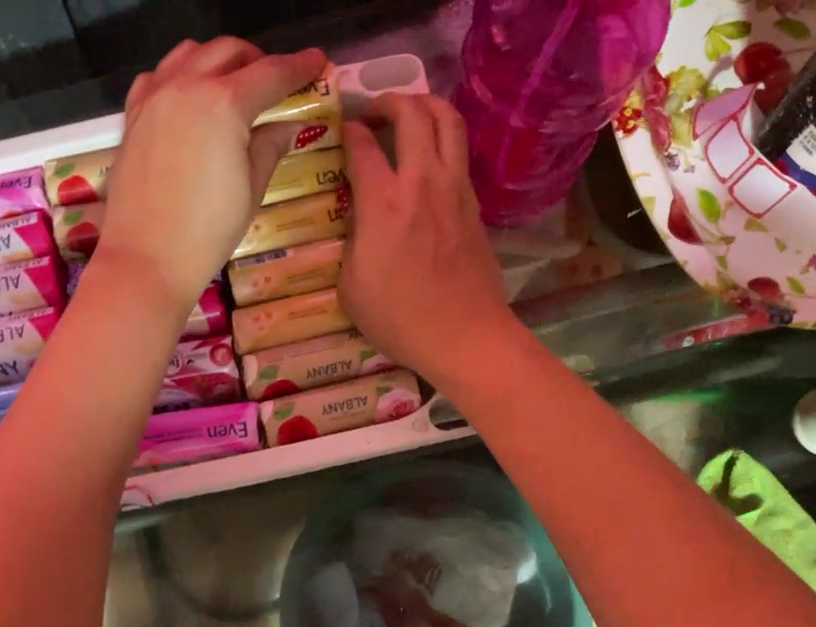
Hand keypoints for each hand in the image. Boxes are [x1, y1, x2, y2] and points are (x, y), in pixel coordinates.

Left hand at [97, 39, 326, 307]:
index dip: (299, 67)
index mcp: (225, 104)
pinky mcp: (133, 116)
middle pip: (229, 52)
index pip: (271, 74)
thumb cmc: (208, 233)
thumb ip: (269, 149)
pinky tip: (188, 97)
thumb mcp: (250, 192)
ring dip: (218, 60)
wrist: (147, 259)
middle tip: (275, 81)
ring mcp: (154, 98)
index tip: (317, 62)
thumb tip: (284, 127)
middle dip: (258, 60)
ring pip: (191, 54)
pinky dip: (179, 75)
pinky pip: (157, 76)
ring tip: (232, 84)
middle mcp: (187, 87)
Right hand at [338, 94, 515, 381]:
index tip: (340, 132)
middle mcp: (422, 182)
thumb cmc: (400, 320)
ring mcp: (454, 189)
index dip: (347, 131)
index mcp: (383, 203)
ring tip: (409, 116)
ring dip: (425, 106)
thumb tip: (357, 223)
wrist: (464, 336)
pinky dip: (443, 140)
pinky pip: (459, 153)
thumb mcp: (351, 287)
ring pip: (448, 120)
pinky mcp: (475, 204)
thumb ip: (350, 243)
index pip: (362, 144)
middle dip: (389, 101)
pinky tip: (429, 159)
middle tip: (374, 112)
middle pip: (412, 112)